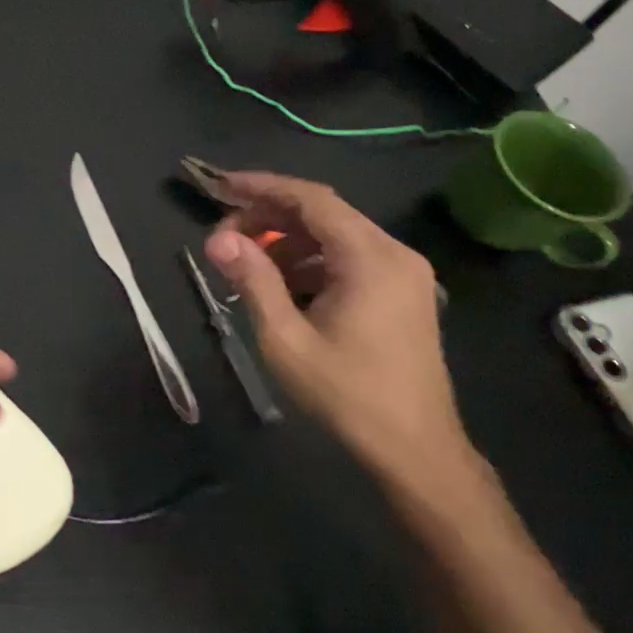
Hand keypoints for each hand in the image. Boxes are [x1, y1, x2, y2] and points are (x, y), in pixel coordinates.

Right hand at [203, 171, 471, 482]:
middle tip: (223, 235)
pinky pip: (349, 260)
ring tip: (243, 263)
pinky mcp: (402, 294)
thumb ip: (253, 281)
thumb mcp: (285, 339)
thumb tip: (219, 238)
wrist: (413, 446)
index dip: (262, 187)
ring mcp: (403, 274)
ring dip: (287, 241)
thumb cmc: (345, 393)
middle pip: (324, 214)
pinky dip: (310, 263)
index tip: (219, 186)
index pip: (312, 199)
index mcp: (370, 258)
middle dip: (270, 216)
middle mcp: (394, 254)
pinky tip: (279, 286)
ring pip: (336, 237)